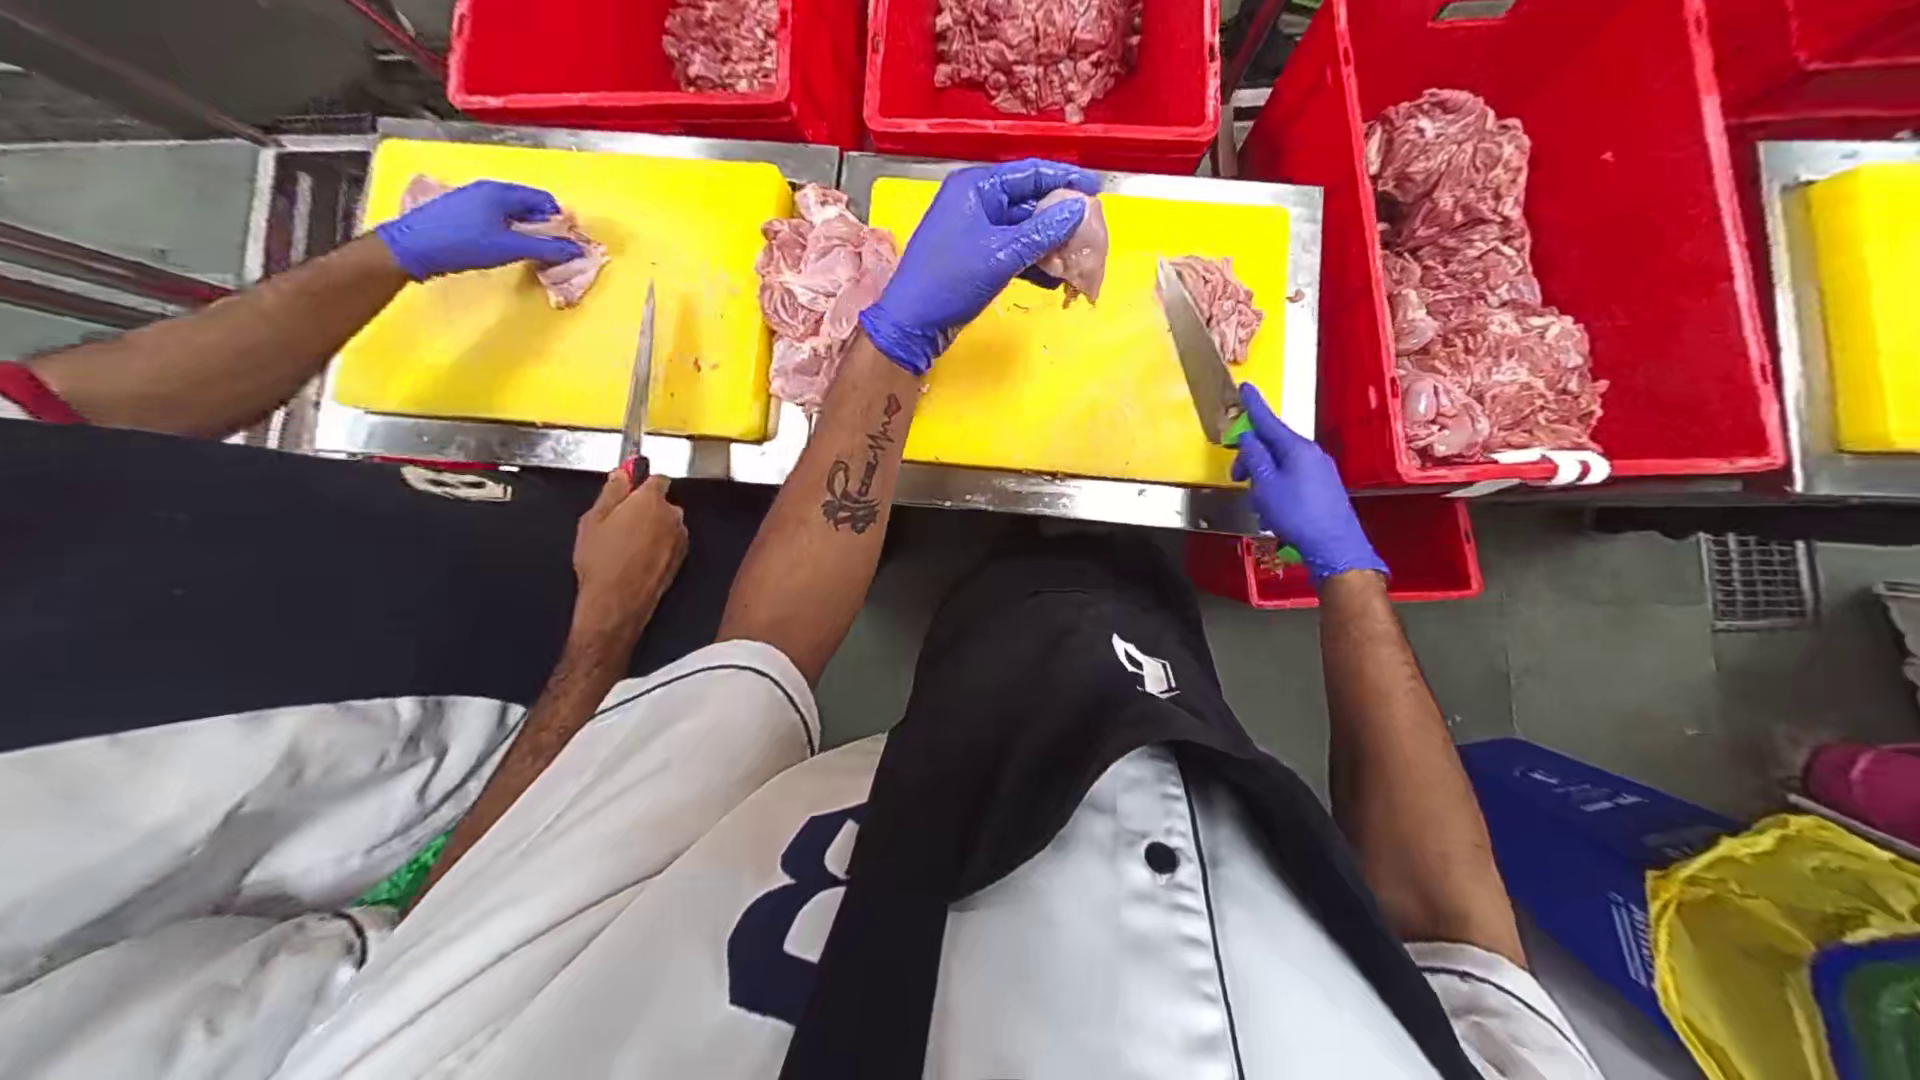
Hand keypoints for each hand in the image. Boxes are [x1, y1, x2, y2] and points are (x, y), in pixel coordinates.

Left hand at [375, 180, 585, 280]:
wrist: (413, 249)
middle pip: (528, 204)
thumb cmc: (464, 244)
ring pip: (513, 211)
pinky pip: (498, 217)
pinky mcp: (463, 212)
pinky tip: (509, 247)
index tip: (568, 241)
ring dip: (528, 229)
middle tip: (554, 249)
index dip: (560, 219)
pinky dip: (511, 230)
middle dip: (545, 225)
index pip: (543, 199)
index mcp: (500, 192)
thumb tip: (576, 250)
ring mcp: (473, 199)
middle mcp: (487, 190)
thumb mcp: (510, 248)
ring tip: (533, 251)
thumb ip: (546, 248)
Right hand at [572, 471, 688, 639]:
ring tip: (626, 543)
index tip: (629, 488)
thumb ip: (612, 491)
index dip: (641, 483)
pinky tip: (638, 556)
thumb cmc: (602, 561)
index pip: (656, 478)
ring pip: (667, 522)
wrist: (618, 600)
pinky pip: (670, 541)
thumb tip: (621, 474)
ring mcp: (680, 537)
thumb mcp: (594, 519)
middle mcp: (672, 516)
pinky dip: (658, 544)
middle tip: (619, 521)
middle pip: (662, 502)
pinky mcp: (682, 556)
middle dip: (645, 507)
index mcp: (651, 501)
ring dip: (653, 526)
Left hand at [859, 158, 1101, 375]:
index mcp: (976, 186)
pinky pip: (1013, 252)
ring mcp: (975, 231)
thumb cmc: (949, 281)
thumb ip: (1042, 232)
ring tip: (1077, 259)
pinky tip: (1054, 279)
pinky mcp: (976, 259)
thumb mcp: (1000, 254)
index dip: (1066, 179)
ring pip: (1023, 230)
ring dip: (1050, 245)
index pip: (1030, 172)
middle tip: (1091, 232)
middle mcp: (976, 202)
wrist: (912, 324)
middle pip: (1029, 201)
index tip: (1097, 189)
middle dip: (1060, 219)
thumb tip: (1077, 210)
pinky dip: (1033, 264)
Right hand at [1233, 383, 1387, 587]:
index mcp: (1296, 448)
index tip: (1244, 387)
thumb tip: (1248, 438)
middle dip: (1250, 457)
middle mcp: (1311, 454)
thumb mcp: (1265, 485)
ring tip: (1257, 502)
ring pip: (1280, 464)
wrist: (1334, 545)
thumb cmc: (1296, 513)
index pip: (1269, 421)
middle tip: (1236, 477)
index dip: (1254, 406)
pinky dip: (1275, 488)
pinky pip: (1291, 478)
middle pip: (1273, 445)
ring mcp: (1319, 470)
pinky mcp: (1322, 487)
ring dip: (1262, 478)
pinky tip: (1271, 509)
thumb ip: (1254, 458)